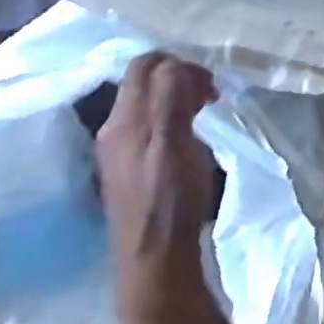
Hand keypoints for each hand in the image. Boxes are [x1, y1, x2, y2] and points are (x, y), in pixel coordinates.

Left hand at [97, 53, 221, 314]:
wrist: (154, 261)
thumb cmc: (170, 197)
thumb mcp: (175, 139)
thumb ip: (172, 95)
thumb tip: (177, 66)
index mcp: (124, 118)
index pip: (145, 64)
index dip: (179, 62)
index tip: (208, 85)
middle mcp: (113, 129)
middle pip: (144, 80)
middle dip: (180, 77)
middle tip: (210, 96)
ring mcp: (118, 150)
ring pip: (147, 101)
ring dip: (178, 96)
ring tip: (205, 112)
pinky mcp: (128, 167)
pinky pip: (149, 123)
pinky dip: (172, 116)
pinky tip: (190, 136)